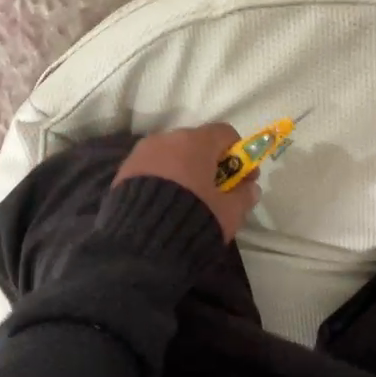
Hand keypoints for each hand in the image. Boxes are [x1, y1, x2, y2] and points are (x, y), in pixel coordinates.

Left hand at [112, 124, 261, 241]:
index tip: (242, 177)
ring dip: (183, 170)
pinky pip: (151, 168)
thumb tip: (251, 188)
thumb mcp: (228, 213)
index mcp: (196, 142)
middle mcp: (167, 139)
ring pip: (171, 155)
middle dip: (209, 163)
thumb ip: (244, 197)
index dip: (238, 153)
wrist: (142, 243)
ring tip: (187, 199)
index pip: (225, 133)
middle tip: (215, 190)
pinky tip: (164, 203)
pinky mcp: (124, 170)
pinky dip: (162, 179)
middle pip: (196, 142)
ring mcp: (141, 153)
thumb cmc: (194, 219)